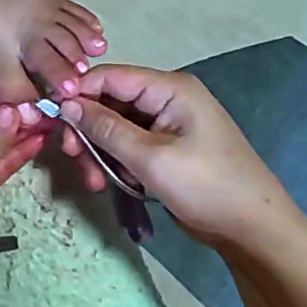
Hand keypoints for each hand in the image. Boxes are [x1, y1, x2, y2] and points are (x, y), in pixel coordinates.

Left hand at [0, 0, 106, 101]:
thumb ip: (11, 88)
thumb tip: (33, 112)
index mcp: (33, 41)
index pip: (54, 68)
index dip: (63, 83)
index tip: (72, 97)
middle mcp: (44, 22)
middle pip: (67, 46)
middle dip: (77, 64)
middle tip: (87, 79)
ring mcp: (41, 3)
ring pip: (71, 25)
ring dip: (84, 40)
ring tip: (97, 50)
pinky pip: (68, 7)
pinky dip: (83, 18)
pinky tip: (93, 26)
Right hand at [55, 65, 292, 247]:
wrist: (254, 230)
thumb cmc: (206, 186)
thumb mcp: (150, 158)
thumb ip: (105, 128)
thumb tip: (66, 104)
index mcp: (170, 88)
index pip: (110, 76)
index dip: (78, 92)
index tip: (52, 118)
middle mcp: (166, 98)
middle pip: (109, 102)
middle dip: (87, 129)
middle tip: (73, 157)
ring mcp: (166, 123)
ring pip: (114, 126)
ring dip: (98, 151)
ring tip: (93, 181)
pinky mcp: (165, 147)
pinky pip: (127, 144)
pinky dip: (114, 161)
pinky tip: (108, 183)